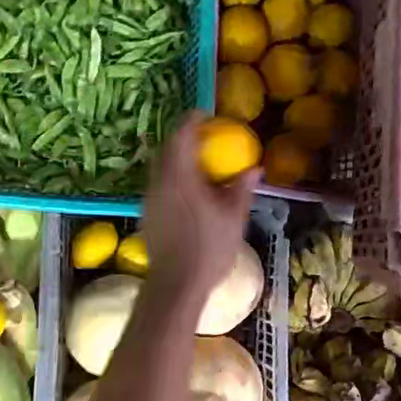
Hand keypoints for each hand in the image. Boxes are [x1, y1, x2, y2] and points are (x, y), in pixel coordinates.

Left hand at [142, 114, 258, 302]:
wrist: (176, 284)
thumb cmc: (209, 249)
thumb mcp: (233, 217)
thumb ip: (241, 188)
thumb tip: (254, 169)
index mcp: (180, 176)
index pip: (181, 134)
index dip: (193, 120)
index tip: (207, 116)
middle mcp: (158, 182)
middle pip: (166, 148)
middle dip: (183, 139)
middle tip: (204, 140)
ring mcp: (148, 198)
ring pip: (159, 168)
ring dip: (176, 160)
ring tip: (197, 167)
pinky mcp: (146, 214)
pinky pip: (157, 186)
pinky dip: (171, 180)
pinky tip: (187, 194)